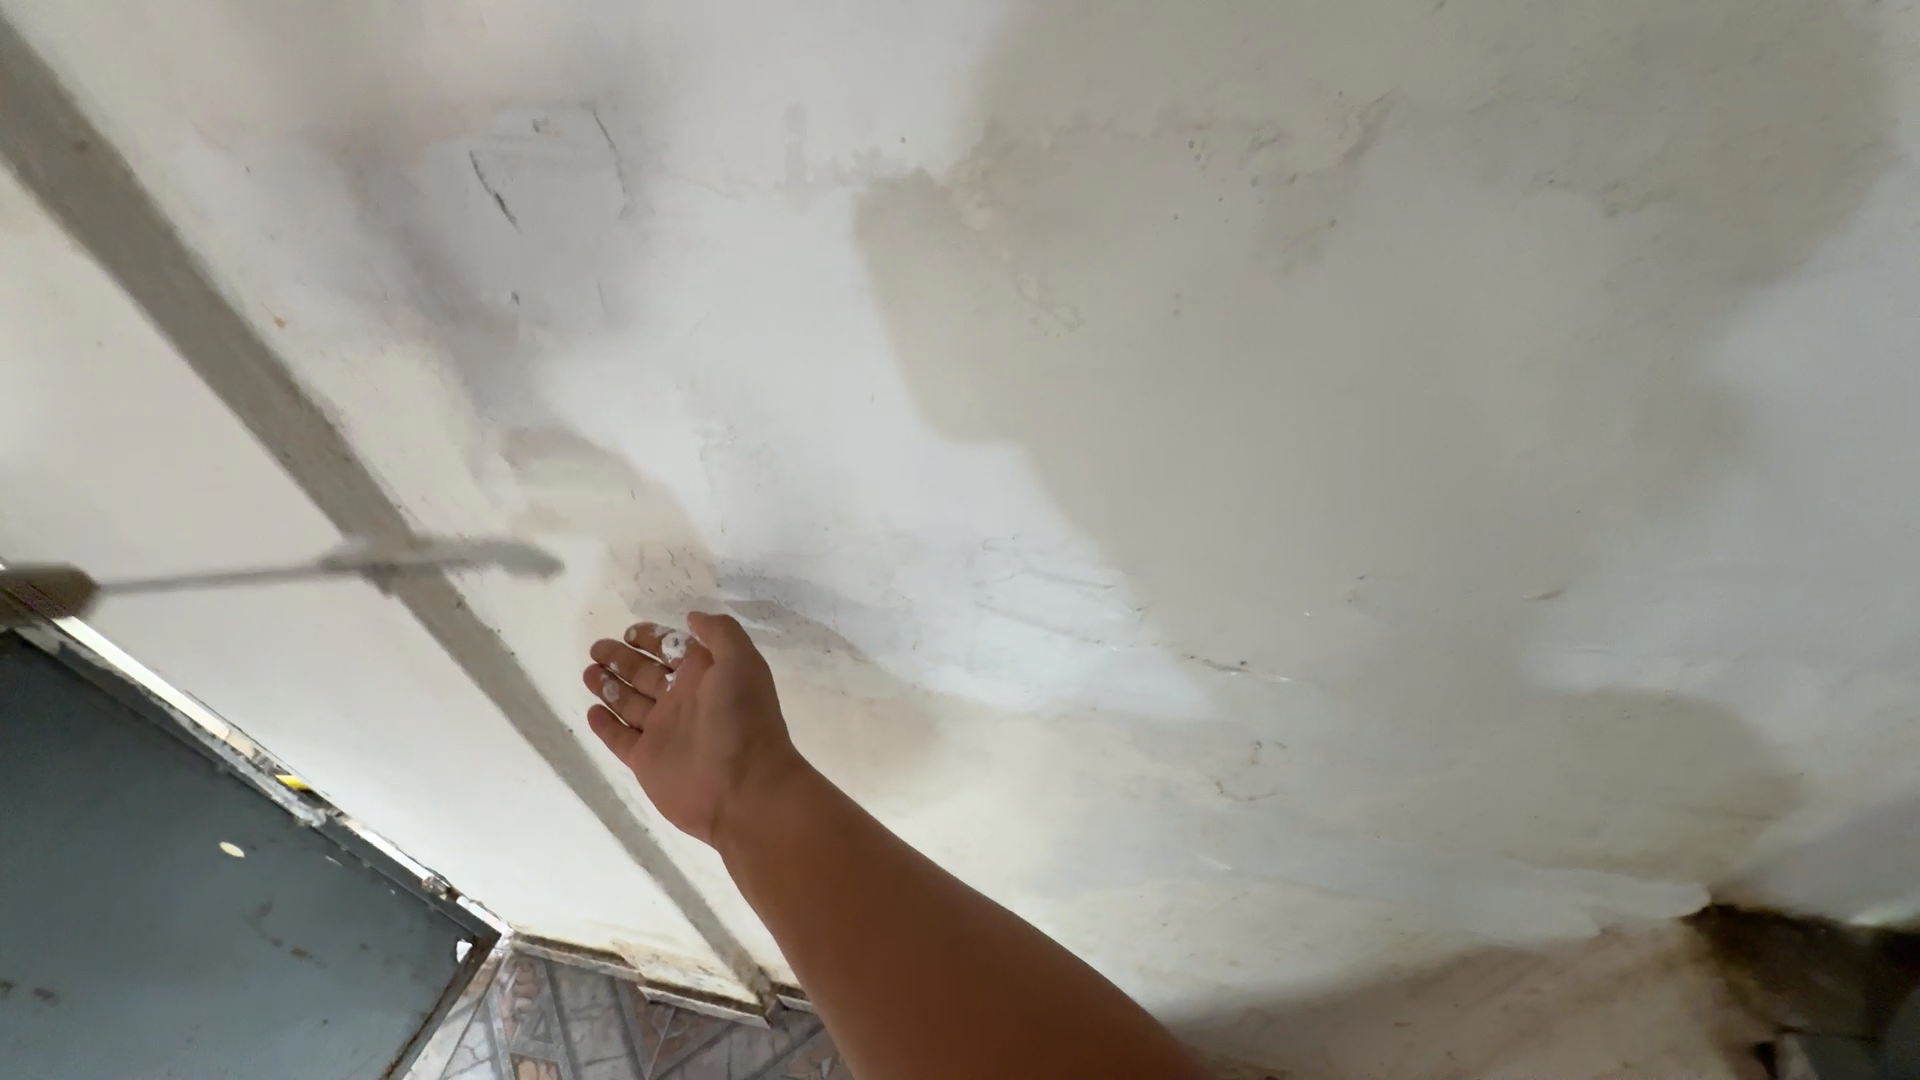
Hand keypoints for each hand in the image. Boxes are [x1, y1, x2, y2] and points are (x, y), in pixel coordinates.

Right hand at [582, 612, 805, 846]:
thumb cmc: (744, 718)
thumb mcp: (741, 662)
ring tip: (588, 671)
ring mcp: (665, 732)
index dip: (653, 639)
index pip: (675, 649)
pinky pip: (621, 738)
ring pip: (631, 703)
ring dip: (610, 687)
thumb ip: (720, 634)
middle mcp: (685, 700)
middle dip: (623, 659)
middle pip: (647, 673)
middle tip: (597, 648)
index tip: (629, 631)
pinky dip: (606, 725)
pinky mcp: (647, 761)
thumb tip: (692, 617)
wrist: (743, 786)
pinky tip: (592, 710)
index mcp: (707, 676)